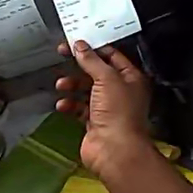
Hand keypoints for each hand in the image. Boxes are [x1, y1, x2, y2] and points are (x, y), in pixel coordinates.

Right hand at [55, 42, 156, 181]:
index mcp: (130, 78)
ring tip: (62, 84)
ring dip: (72, 85)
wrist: (115, 151)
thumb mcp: (106, 79)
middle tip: (63, 55)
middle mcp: (120, 91)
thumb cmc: (120, 117)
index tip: (77, 41)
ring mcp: (107, 107)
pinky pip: (79, 107)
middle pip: (96, 71)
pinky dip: (69, 104)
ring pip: (85, 89)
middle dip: (79, 66)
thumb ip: (92, 60)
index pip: (111, 55)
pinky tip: (63, 104)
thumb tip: (81, 47)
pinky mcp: (95, 121)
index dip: (94, 47)